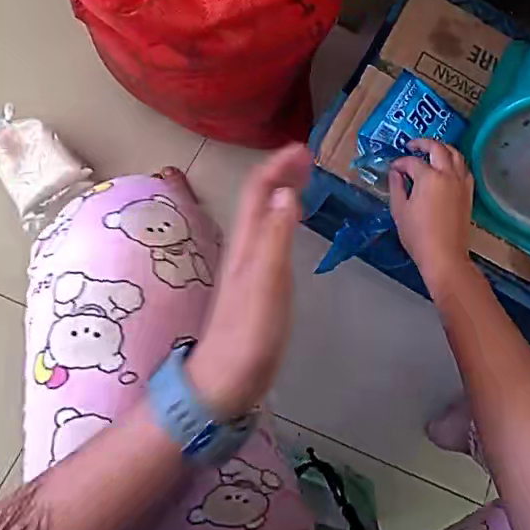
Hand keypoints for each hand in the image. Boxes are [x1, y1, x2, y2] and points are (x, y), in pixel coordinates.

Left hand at [186, 143, 310, 416]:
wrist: (222, 381)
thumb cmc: (248, 332)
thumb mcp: (266, 282)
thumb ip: (275, 237)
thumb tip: (286, 192)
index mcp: (246, 241)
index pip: (258, 190)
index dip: (277, 165)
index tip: (302, 148)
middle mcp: (243, 246)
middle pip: (258, 198)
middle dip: (280, 172)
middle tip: (307, 158)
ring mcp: (247, 265)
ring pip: (261, 214)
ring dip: (280, 190)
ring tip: (303, 180)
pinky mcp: (254, 283)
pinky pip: (268, 235)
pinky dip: (282, 216)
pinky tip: (291, 226)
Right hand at [389, 138, 476, 280]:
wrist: (445, 256)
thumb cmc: (418, 235)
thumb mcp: (400, 210)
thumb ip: (396, 187)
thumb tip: (395, 173)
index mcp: (429, 177)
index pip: (412, 162)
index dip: (400, 163)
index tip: (393, 168)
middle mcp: (448, 174)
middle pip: (438, 148)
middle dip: (423, 143)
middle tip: (412, 145)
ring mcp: (461, 182)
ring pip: (456, 154)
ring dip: (442, 148)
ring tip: (431, 151)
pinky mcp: (469, 192)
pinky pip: (464, 168)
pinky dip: (455, 162)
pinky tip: (447, 167)